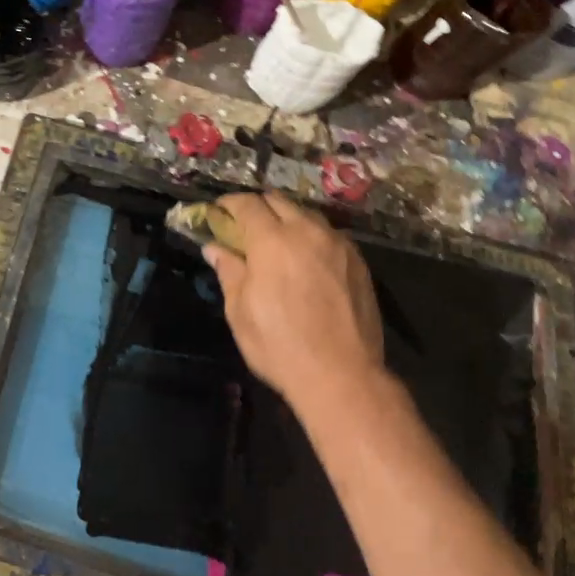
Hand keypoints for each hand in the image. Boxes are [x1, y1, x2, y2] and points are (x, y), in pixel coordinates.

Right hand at [204, 192, 383, 404]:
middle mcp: (307, 232)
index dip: (227, 204)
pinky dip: (311, 238)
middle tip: (243, 227)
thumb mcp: (239, 311)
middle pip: (279, 201)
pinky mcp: (359, 263)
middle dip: (258, 207)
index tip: (216, 214)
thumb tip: (215, 248)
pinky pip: (329, 236)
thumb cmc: (278, 344)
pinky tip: (306, 261)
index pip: (246, 204)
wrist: (341, 375)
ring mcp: (338, 245)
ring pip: (308, 215)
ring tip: (276, 243)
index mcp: (272, 240)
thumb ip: (229, 271)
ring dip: (287, 220)